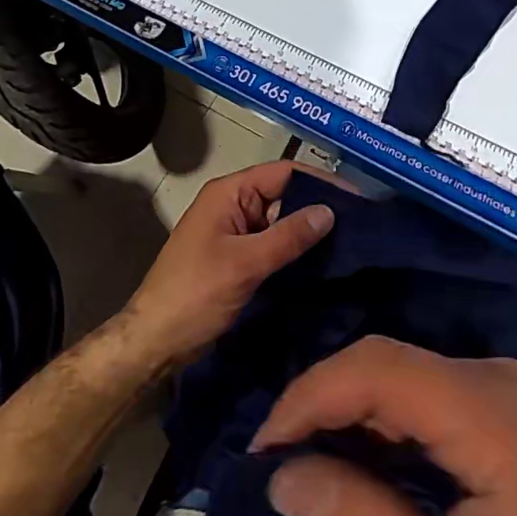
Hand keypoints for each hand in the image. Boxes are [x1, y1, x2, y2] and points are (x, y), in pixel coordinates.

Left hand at [119, 160, 340, 368]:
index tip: (357, 198)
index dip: (320, 181)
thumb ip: (289, 236)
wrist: (155, 343)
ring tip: (352, 242)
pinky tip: (325, 262)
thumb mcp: (245, 263)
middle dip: (319, 206)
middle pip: (285, 195)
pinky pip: (274, 245)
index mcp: (229, 193)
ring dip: (310, 231)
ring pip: (281, 222)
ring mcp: (236, 233)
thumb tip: (330, 211)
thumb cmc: (195, 294)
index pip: (284, 172)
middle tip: (362, 224)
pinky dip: (296, 251)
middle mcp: (233, 206)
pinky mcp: (239, 259)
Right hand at [252, 336, 516, 515]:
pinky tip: (356, 460)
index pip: (378, 367)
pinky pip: (428, 394)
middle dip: (324, 405)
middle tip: (275, 464)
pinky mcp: (507, 408)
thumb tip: (283, 476)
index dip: (310, 397)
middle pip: (388, 365)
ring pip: (403, 375)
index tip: (261, 451)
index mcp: (493, 413)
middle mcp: (499, 378)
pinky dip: (383, 423)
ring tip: (303, 463)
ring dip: (349, 414)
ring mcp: (507, 389)